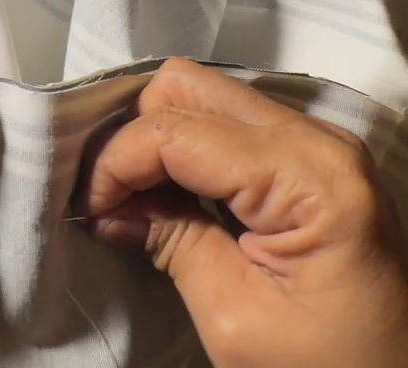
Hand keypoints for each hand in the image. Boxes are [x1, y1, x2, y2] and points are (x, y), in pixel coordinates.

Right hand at [77, 59, 407, 367]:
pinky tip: (174, 190)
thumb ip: (170, 238)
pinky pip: (228, 118)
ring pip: (202, 92)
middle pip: (186, 86)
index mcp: (308, 175)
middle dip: (135, 136)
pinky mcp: (314, 155)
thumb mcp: (236, 320)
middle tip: (115, 197)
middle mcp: (315, 135)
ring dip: (158, 135)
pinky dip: (187, 144)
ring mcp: (318, 139)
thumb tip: (105, 205)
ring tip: (139, 195)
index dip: (116, 163)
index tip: (89, 209)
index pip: (174, 131)